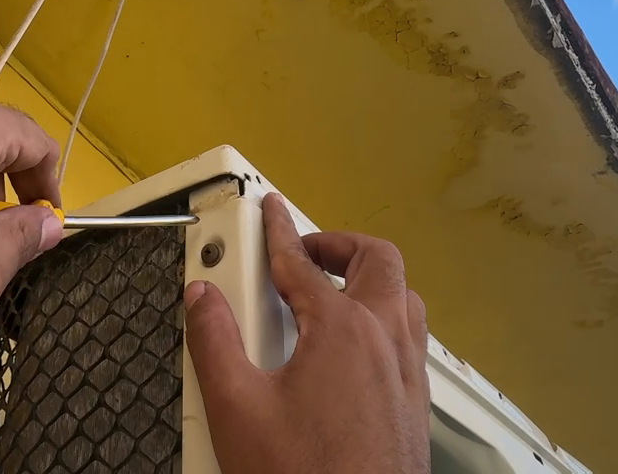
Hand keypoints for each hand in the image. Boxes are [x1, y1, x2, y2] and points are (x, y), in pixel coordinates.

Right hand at [186, 194, 431, 473]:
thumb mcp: (237, 409)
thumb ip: (214, 341)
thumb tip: (202, 298)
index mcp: (343, 330)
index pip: (302, 262)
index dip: (278, 230)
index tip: (269, 209)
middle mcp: (384, 342)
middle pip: (377, 261)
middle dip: (338, 244)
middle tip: (304, 252)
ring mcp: (407, 374)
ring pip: (403, 297)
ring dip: (368, 279)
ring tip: (331, 289)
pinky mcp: (415, 407)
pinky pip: (407, 337)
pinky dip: (381, 317)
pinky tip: (353, 346)